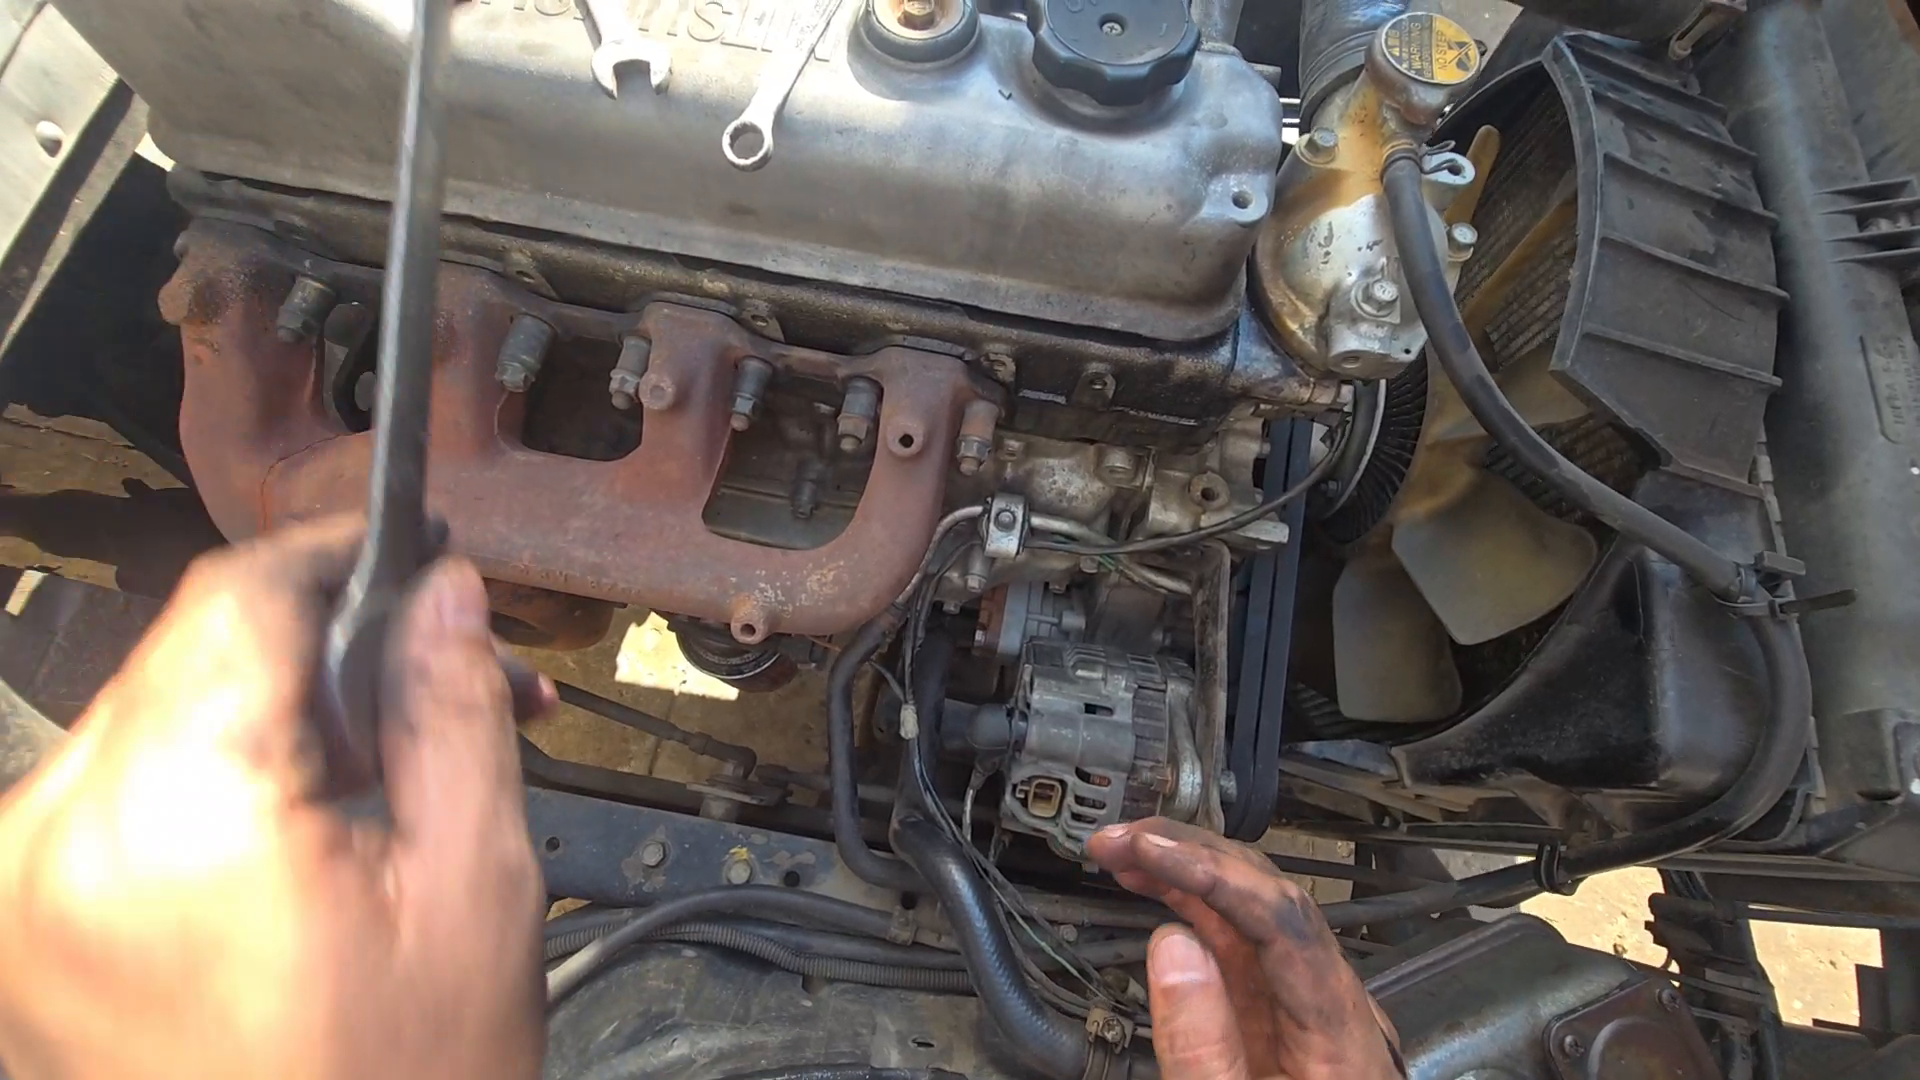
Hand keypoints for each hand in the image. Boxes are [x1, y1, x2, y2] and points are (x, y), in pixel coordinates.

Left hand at [0, 518, 549, 1079]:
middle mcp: (58, 839)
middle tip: (477, 665)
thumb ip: (451, 704)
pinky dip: (276, 750)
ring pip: (194, 701)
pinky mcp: (52, 909)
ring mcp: (36, 881)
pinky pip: (165, 769)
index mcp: (174, 822)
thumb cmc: (415, 1050)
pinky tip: (369, 780)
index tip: (424, 545)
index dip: (337, 550)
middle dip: (353, 635)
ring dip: (326, 695)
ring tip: (444, 730)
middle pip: (210, 648)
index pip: (235, 603)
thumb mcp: (474, 861)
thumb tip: (448, 588)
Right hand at [1088, 819, 1401, 1079]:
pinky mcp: (1273, 999)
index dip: (1209, 871)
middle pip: (1265, 891)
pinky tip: (1149, 883)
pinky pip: (1231, 929)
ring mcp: (1300, 992)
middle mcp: (1327, 995)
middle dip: (1187, 853)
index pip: (1281, 917)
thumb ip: (1204, 1049)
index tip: (1145, 851)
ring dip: (1181, 866)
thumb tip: (1170, 943)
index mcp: (1338, 1030)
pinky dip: (1185, 898)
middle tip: (1118, 842)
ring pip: (1246, 899)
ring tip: (1120, 852)